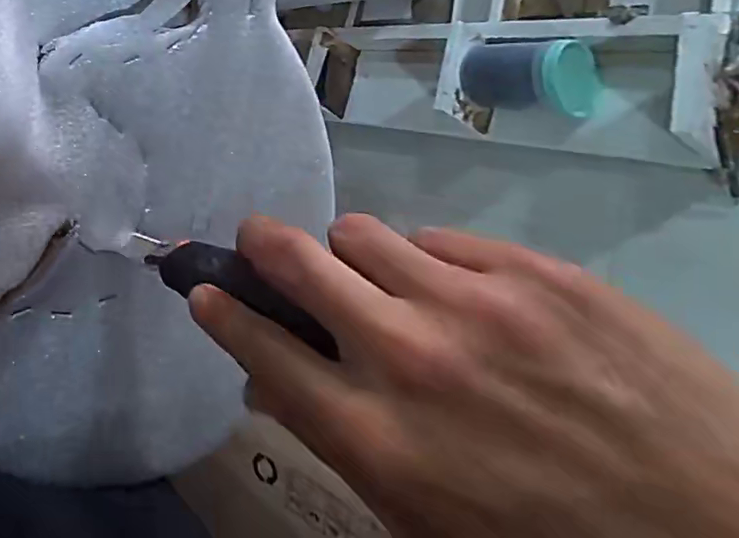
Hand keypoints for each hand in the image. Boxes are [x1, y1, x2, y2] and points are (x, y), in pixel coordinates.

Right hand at [192, 215, 738, 537]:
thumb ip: (345, 446)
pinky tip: (473, 301)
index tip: (203, 288)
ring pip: (361, 231)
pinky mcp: (535, 271)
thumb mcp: (431, 529)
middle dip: (261, 243)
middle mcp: (411, 357)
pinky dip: (435, 266)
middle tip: (260, 243)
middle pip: (294, 258)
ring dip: (353, 255)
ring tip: (384, 281)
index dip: (221, 308)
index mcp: (380, 440)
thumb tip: (274, 381)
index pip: (261, 346)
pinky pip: (443, 241)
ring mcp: (476, 303)